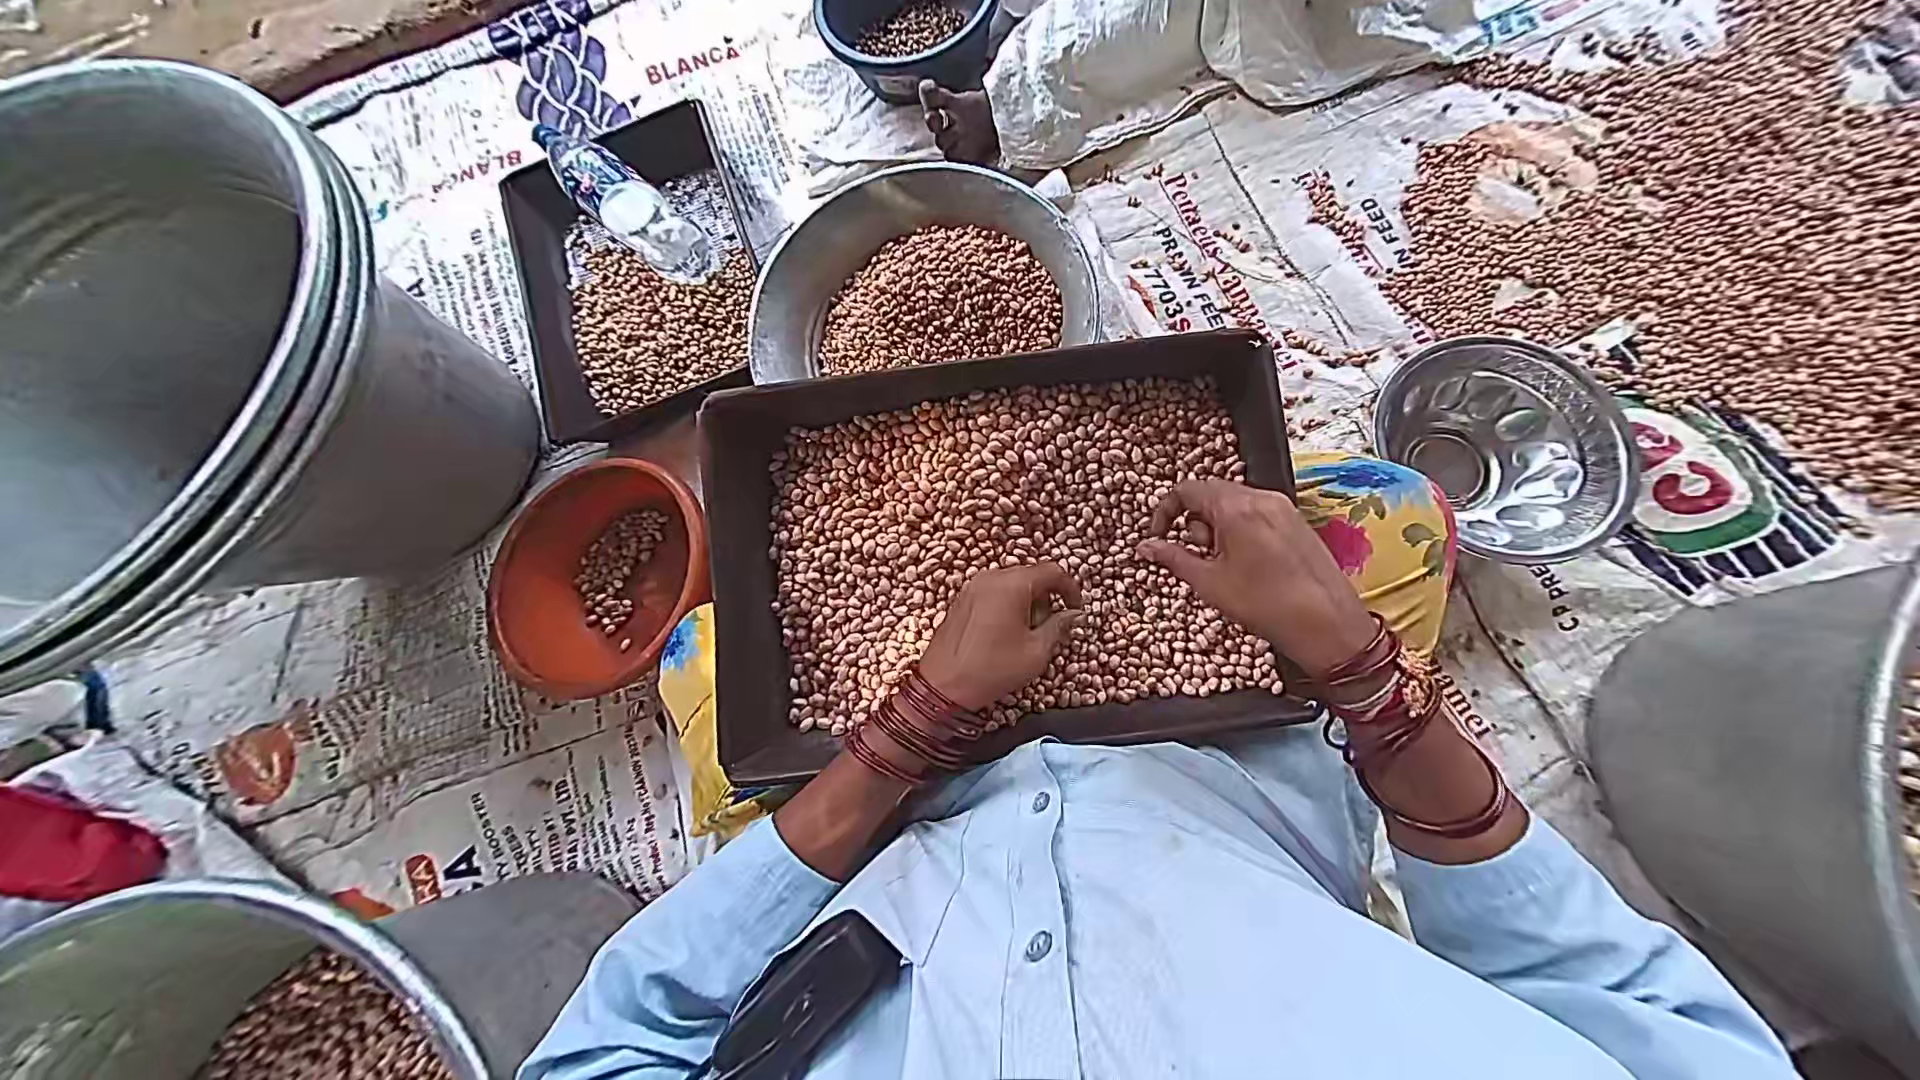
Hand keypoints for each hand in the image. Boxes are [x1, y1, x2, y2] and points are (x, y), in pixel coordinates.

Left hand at [918, 562, 1084, 709]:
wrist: (942, 685)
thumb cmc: (990, 669)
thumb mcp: (1036, 652)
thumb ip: (1059, 627)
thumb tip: (1073, 615)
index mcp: (1011, 585)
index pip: (1052, 572)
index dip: (1070, 590)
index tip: (1075, 610)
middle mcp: (990, 578)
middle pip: (1031, 577)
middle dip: (1047, 599)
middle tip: (1049, 628)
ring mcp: (972, 588)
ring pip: (1012, 585)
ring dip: (1027, 603)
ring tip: (1026, 635)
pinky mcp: (962, 600)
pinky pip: (993, 593)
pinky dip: (1007, 605)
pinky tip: (1005, 634)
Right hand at [1134, 480, 1375, 678]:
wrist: (1328, 625)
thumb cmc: (1266, 605)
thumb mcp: (1208, 582)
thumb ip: (1173, 557)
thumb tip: (1146, 546)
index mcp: (1236, 509)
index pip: (1188, 490)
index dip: (1165, 511)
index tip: (1159, 535)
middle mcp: (1262, 499)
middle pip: (1211, 493)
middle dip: (1193, 520)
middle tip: (1196, 554)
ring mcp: (1283, 508)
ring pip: (1234, 504)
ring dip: (1216, 526)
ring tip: (1222, 563)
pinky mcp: (1296, 522)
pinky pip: (1256, 513)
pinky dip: (1239, 529)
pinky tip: (1245, 563)